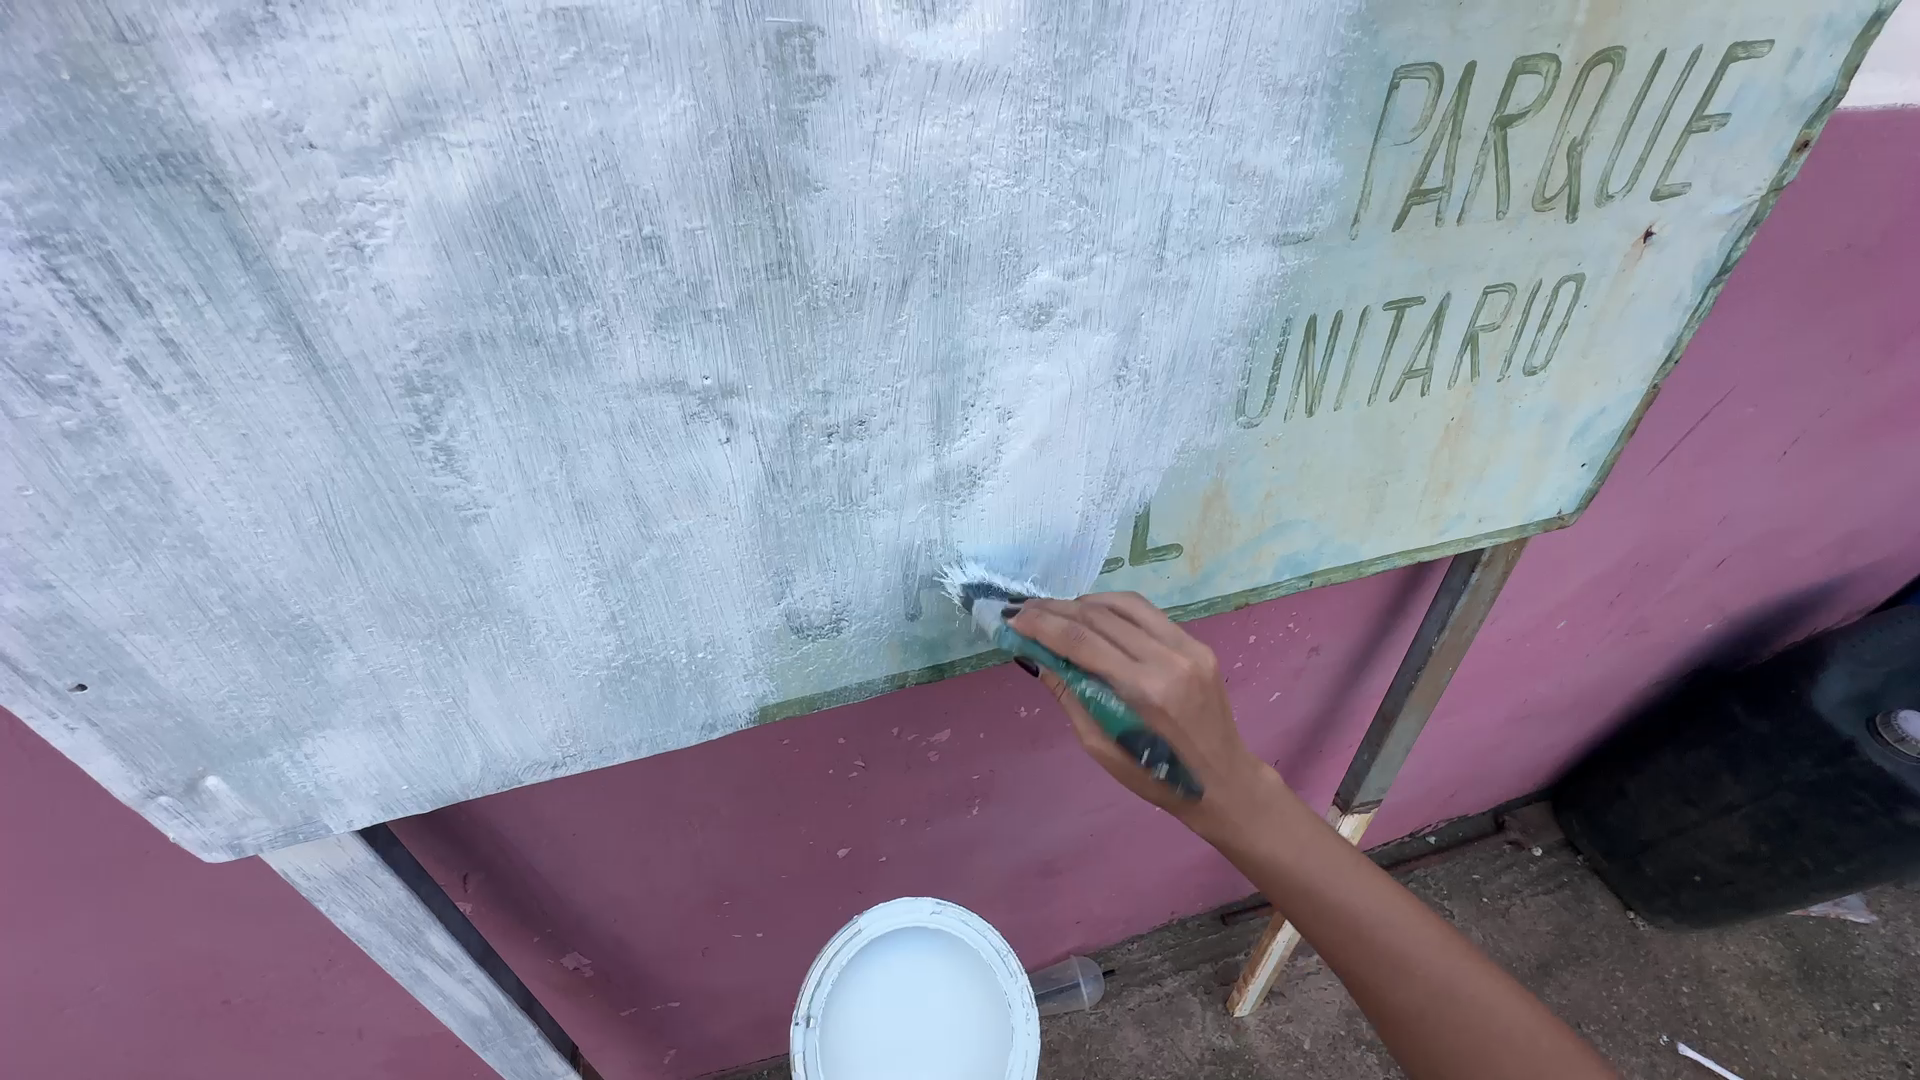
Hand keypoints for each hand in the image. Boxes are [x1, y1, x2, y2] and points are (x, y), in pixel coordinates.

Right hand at [1009, 592, 1282, 832]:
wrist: (1223, 781)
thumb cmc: (1156, 777)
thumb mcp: (1101, 746)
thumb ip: (1070, 694)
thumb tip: (1036, 656)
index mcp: (1144, 692)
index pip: (1082, 643)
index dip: (1042, 626)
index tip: (1012, 619)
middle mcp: (1168, 659)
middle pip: (1099, 617)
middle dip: (1054, 610)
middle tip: (1022, 609)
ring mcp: (1188, 647)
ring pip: (1124, 604)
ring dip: (1082, 602)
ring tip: (1053, 610)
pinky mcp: (1197, 644)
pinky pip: (1147, 613)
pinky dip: (1113, 608)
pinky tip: (1092, 614)